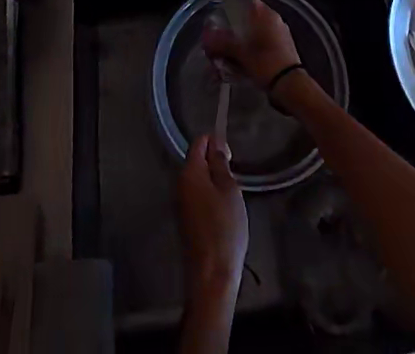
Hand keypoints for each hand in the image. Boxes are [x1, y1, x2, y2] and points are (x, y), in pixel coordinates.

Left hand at [178, 135, 248, 304]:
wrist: (212, 273)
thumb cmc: (225, 227)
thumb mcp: (229, 190)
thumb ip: (220, 163)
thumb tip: (215, 144)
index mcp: (189, 173)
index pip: (198, 143)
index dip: (215, 141)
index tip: (231, 151)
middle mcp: (179, 184)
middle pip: (195, 160)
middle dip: (214, 159)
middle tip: (235, 171)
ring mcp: (180, 203)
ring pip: (197, 178)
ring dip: (213, 177)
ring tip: (232, 189)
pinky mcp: (185, 218)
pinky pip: (196, 194)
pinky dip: (209, 193)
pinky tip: (223, 205)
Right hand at [202, 0, 301, 86]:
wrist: (290, 84)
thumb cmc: (265, 63)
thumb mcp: (240, 53)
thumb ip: (221, 42)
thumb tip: (206, 36)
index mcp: (266, 15)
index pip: (246, 0)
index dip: (231, 5)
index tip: (218, 16)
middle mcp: (274, 20)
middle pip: (247, 19)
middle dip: (230, 32)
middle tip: (218, 45)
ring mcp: (279, 34)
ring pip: (252, 34)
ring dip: (238, 45)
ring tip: (225, 60)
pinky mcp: (281, 48)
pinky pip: (260, 45)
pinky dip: (248, 52)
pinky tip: (238, 66)